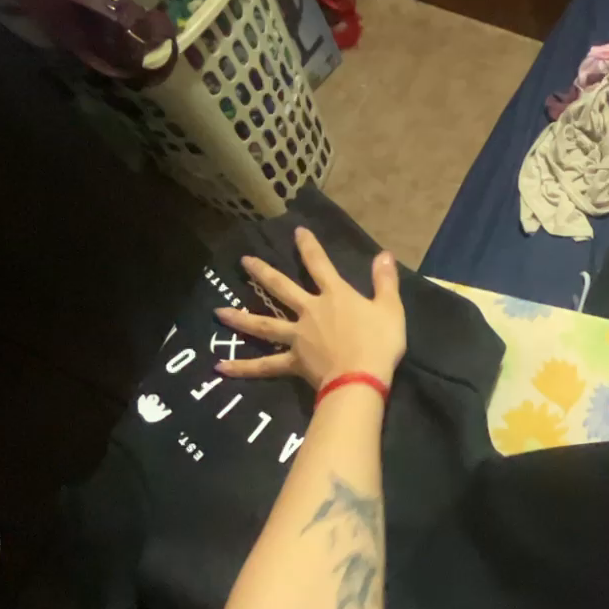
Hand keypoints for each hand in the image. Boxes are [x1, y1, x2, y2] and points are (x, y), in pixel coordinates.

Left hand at [213, 226, 406, 388]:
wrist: (361, 378)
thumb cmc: (379, 343)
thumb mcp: (391, 309)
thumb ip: (385, 281)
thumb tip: (384, 253)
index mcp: (335, 296)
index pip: (320, 264)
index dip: (309, 246)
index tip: (297, 231)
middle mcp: (310, 311)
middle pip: (281, 288)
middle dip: (263, 273)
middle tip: (244, 261)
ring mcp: (298, 336)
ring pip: (265, 325)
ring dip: (240, 318)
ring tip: (218, 313)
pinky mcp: (294, 361)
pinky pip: (266, 365)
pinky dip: (244, 367)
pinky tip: (221, 367)